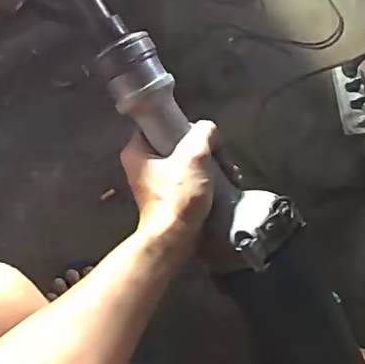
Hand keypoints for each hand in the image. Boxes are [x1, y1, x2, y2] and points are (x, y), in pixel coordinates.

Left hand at [121, 121, 216, 244]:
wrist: (175, 238)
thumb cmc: (178, 197)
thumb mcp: (194, 157)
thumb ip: (203, 134)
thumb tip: (208, 128)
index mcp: (136, 152)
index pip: (159, 125)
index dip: (182, 126)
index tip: (200, 135)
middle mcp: (142, 167)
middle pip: (177, 145)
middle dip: (204, 151)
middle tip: (220, 157)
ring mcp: (155, 185)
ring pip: (187, 163)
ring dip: (210, 166)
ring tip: (227, 172)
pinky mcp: (169, 199)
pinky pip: (189, 180)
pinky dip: (206, 181)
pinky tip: (223, 183)